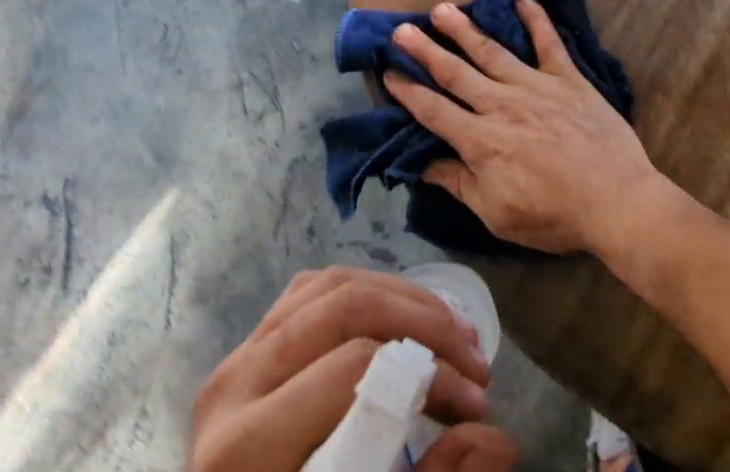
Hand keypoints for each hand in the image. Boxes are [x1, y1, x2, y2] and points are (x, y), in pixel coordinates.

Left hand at [191, 267, 517, 471]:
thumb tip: (497, 439)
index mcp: (249, 444)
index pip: (354, 365)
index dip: (429, 374)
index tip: (478, 406)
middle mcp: (233, 386)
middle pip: (342, 306)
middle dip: (424, 322)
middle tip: (475, 357)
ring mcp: (235, 361)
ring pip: (328, 286)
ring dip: (401, 298)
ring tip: (452, 329)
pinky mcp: (247, 352)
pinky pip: (309, 293)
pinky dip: (365, 293)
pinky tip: (401, 318)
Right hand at [387, 0, 659, 254]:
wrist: (617, 201)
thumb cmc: (554, 216)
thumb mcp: (497, 214)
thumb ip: (459, 184)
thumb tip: (421, 165)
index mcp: (480, 140)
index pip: (433, 111)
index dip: (407, 92)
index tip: (387, 72)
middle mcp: (501, 104)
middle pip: (454, 72)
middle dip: (425, 50)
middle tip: (402, 29)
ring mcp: (535, 87)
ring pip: (491, 51)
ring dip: (464, 29)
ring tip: (442, 8)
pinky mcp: (568, 79)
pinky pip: (549, 43)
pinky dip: (537, 19)